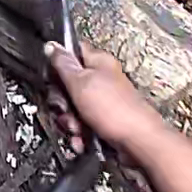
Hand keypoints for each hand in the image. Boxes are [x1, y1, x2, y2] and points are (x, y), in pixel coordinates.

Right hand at [46, 42, 169, 154]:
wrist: (140, 145)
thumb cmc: (116, 111)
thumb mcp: (80, 82)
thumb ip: (62, 64)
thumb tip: (51, 45)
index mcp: (98, 62)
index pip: (70, 52)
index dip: (57, 65)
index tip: (53, 78)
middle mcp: (101, 79)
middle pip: (67, 83)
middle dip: (62, 101)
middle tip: (66, 108)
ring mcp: (103, 101)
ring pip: (73, 107)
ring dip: (70, 120)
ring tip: (77, 129)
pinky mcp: (104, 121)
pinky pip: (82, 123)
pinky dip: (79, 133)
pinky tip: (82, 140)